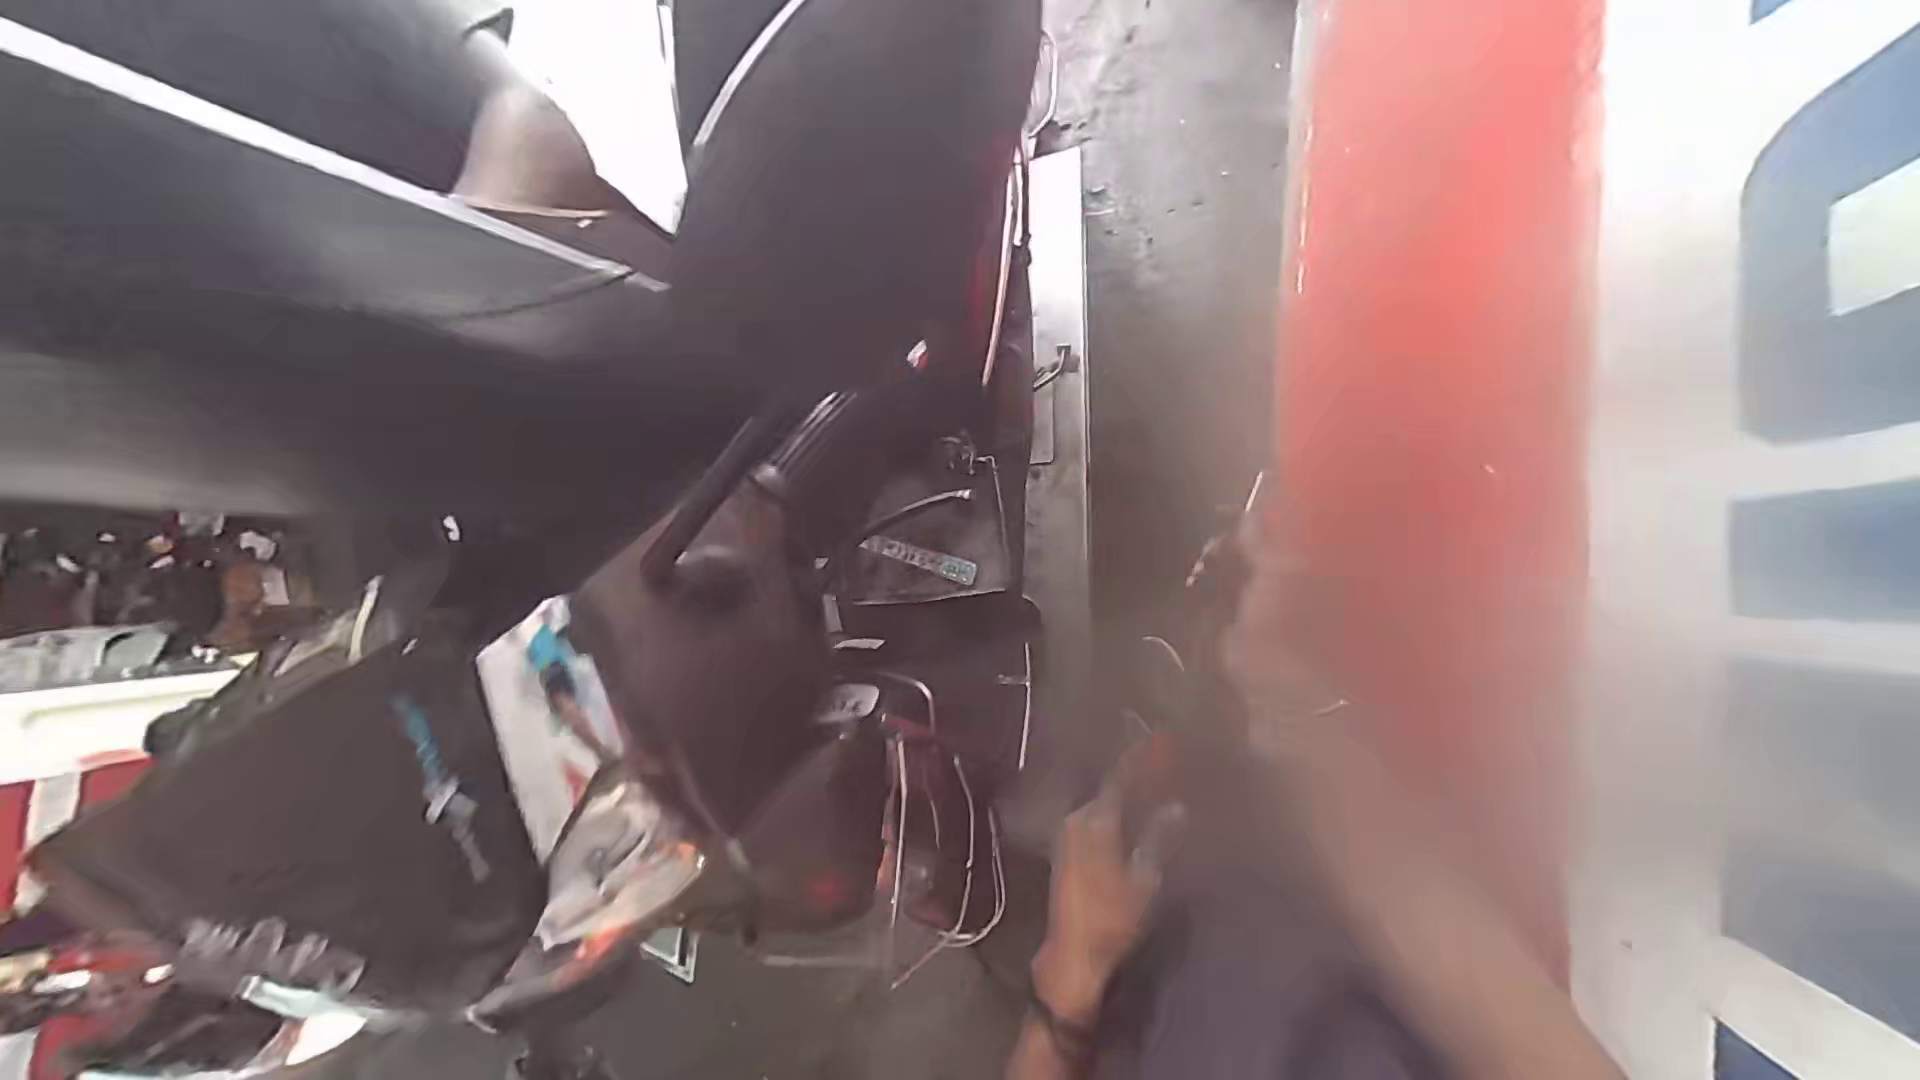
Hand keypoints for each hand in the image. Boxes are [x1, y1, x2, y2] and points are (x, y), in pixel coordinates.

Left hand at [1031, 759, 1181, 1025]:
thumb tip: (1177, 807)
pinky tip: (1130, 816)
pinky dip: (1112, 810)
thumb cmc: (1112, 915)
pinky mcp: (1065, 846)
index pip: (1119, 778)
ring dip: (1123, 794)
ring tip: (1151, 787)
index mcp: (1096, 819)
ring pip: (1100, 802)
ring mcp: (1067, 831)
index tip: (1156, 741)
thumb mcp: (1144, 879)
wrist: (1073, 950)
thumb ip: (1158, 837)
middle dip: (1134, 776)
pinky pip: (1092, 817)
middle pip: (1108, 787)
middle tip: (1161, 765)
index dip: (1138, 759)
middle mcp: (1077, 817)